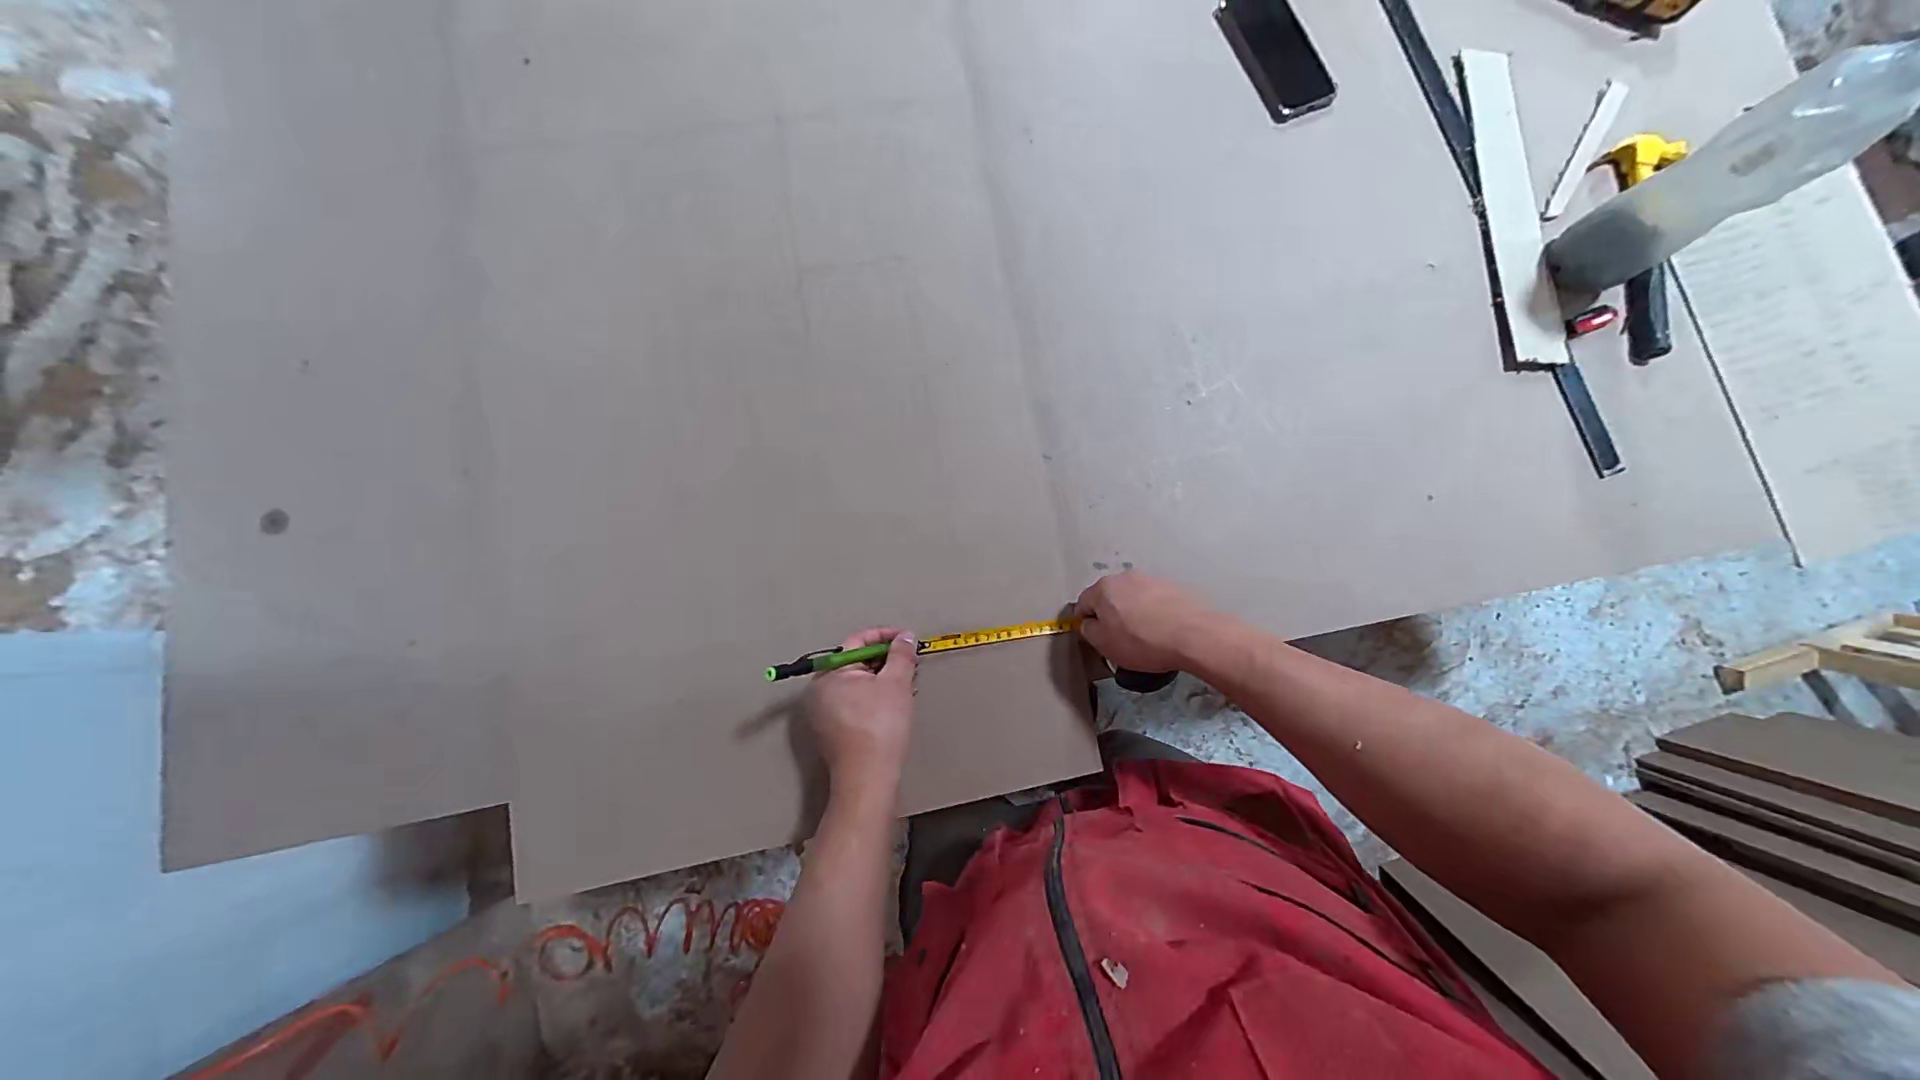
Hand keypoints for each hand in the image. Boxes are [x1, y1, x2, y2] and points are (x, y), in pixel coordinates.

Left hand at [806, 627, 917, 792]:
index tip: (906, 639)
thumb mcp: (897, 682)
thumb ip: (901, 654)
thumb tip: (905, 637)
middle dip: (887, 661)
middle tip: (911, 664)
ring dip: (884, 681)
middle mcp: (821, 691)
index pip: (858, 641)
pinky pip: (856, 703)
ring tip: (907, 687)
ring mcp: (826, 713)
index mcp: (830, 674)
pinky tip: (896, 707)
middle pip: (858, 662)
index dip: (885, 637)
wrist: (869, 778)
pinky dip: (876, 699)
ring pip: (859, 684)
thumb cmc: (878, 729)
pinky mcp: (835, 731)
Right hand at [1075, 572, 1217, 673]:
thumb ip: (1088, 630)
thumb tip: (1089, 624)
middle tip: (1119, 639)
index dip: (1085, 622)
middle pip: (1109, 598)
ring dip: (1133, 614)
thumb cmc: (1145, 641)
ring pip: (1133, 598)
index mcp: (1103, 588)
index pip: (1082, 603)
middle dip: (1110, 616)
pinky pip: (1154, 602)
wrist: (1193, 635)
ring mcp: (1151, 580)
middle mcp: (1125, 577)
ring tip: (1144, 637)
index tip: (1094, 637)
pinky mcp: (1173, 587)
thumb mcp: (1104, 644)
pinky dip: (1154, 614)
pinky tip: (1161, 631)